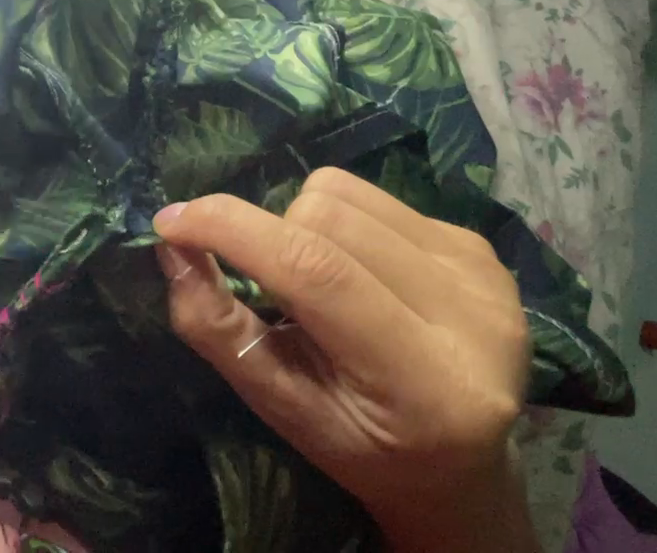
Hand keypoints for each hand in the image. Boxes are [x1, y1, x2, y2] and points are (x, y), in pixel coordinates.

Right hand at [151, 168, 536, 552]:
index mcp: (423, 383)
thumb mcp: (273, 403)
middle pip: (323, 218)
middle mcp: (473, 321)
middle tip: (266, 284)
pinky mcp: (483, 248)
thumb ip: (215, 325)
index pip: (314, 273)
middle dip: (266, 234)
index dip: (233, 231)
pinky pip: (372, 192)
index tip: (171, 222)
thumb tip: (172, 241)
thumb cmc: (354, 443)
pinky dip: (336, 218)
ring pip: (342, 193)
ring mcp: (485, 277)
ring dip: (299, 221)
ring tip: (315, 279)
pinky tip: (356, 270)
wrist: (457, 464)